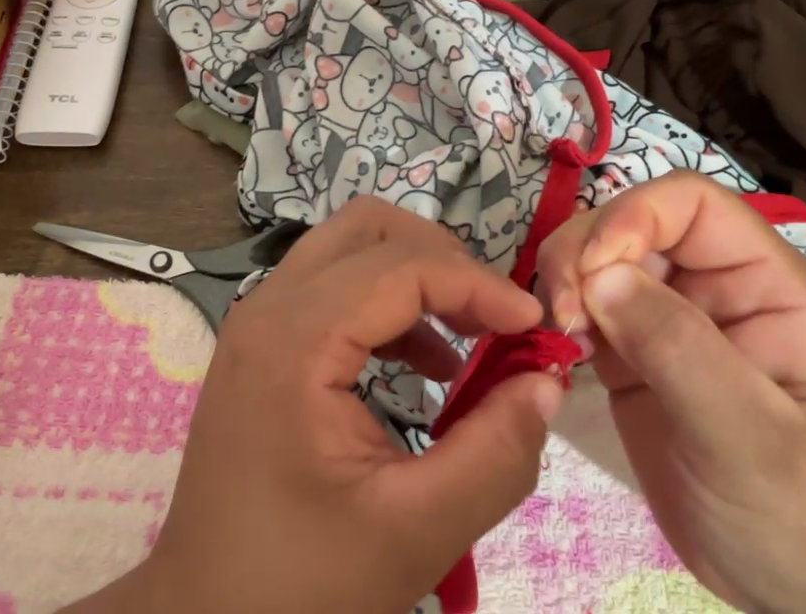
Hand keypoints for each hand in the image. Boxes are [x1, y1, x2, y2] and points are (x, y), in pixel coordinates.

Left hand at [69, 198, 563, 613]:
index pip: (402, 266)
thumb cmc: (303, 579)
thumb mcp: (417, 529)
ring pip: (349, 248)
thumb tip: (547, 381)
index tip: (535, 330)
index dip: (479, 285)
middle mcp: (268, 308)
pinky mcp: (261, 344)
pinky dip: (387, 303)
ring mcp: (258, 321)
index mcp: (295, 340)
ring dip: (417, 278)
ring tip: (471, 343)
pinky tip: (424, 365)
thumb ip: (496, 453)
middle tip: (497, 321)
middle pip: (369, 228)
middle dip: (445, 260)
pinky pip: (333, 287)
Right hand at [542, 173, 805, 613]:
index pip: (691, 203)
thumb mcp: (753, 439)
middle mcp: (717, 288)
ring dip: (566, 282)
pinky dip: (562, 319)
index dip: (633, 216)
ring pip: (600, 260)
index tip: (590, 275)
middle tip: (561, 316)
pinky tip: (559, 353)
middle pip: (633, 222)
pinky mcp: (637, 358)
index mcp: (768, 285)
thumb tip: (599, 273)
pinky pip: (588, 311)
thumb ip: (679, 349)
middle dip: (585, 251)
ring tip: (558, 336)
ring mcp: (674, 322)